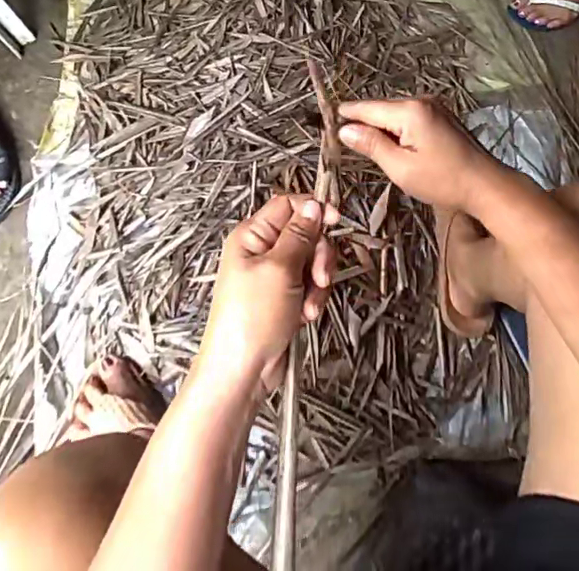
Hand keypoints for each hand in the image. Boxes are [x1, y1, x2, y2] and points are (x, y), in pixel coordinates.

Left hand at [198, 194, 338, 388]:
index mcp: (251, 236)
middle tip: (318, 275)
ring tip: (308, 303)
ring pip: (312, 261)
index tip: (335, 220)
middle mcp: (261, 252)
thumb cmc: (248, 322)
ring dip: (318, 282)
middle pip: (306, 234)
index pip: (288, 205)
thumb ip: (300, 234)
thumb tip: (314, 206)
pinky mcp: (285, 297)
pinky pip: (310, 286)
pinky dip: (314, 299)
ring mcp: (274, 276)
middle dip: (319, 255)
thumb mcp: (279, 269)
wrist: (242, 372)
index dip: (313, 209)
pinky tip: (305, 315)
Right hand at [337, 99, 505, 213]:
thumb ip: (372, 145)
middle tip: (340, 138)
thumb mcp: (401, 168)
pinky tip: (393, 146)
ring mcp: (434, 107)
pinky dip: (397, 129)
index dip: (346, 114)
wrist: (486, 185)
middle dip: (364, 122)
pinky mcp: (441, 116)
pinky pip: (409, 118)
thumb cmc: (443, 180)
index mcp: (410, 111)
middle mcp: (422, 101)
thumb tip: (345, 130)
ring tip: (364, 145)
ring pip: (395, 114)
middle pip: (381, 109)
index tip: (325, 119)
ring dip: (381, 127)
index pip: (368, 108)